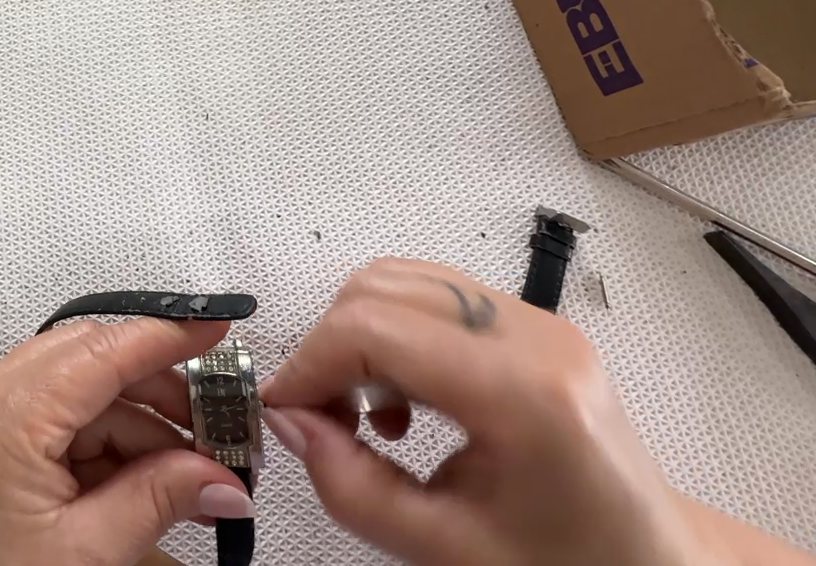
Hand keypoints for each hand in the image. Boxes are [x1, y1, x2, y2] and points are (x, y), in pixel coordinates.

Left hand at [0, 317, 255, 565]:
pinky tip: (152, 480)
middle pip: (91, 360)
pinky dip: (110, 440)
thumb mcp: (86, 554)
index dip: (163, 335)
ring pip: (82, 388)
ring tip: (195, 473)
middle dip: (158, 388)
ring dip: (140, 421)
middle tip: (216, 429)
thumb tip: (227, 480)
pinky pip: (64, 417)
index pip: (98, 353)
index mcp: (5, 417)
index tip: (217, 327)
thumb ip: (158, 500)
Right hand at [260, 258, 815, 565]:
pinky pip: (425, 291)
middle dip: (327, 346)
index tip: (281, 410)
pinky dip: (387, 327)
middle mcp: (530, 331)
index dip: (309, 363)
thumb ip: (350, 485)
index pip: (374, 328)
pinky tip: (400, 395)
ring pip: (395, 278)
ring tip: (362, 406)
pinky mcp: (527, 317)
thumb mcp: (446, 551)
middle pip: (378, 288)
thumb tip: (284, 417)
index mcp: (525, 393)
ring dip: (354, 332)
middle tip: (321, 413)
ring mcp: (533, 316)